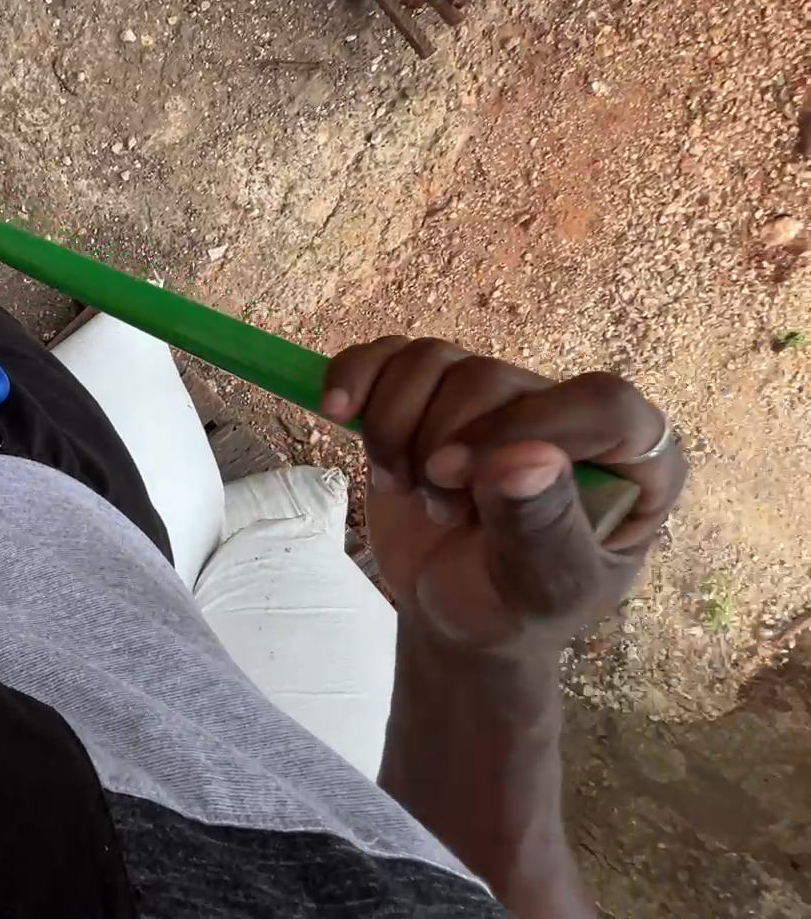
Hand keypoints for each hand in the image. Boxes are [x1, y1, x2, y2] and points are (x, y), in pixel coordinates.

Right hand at [322, 338, 686, 656]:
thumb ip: (538, 527)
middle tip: (434, 507)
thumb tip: (524, 459)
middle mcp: (559, 413)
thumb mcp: (538, 588)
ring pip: (426, 360)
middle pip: (485, 377)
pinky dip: (350, 377)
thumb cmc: (510, 606)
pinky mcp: (421, 399)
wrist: (450, 604)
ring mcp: (484, 402)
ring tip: (397, 483)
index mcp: (628, 459)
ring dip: (388, 424)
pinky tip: (336, 412)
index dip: (517, 427)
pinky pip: (384, 356)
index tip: (454, 476)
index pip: (597, 403)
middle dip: (433, 443)